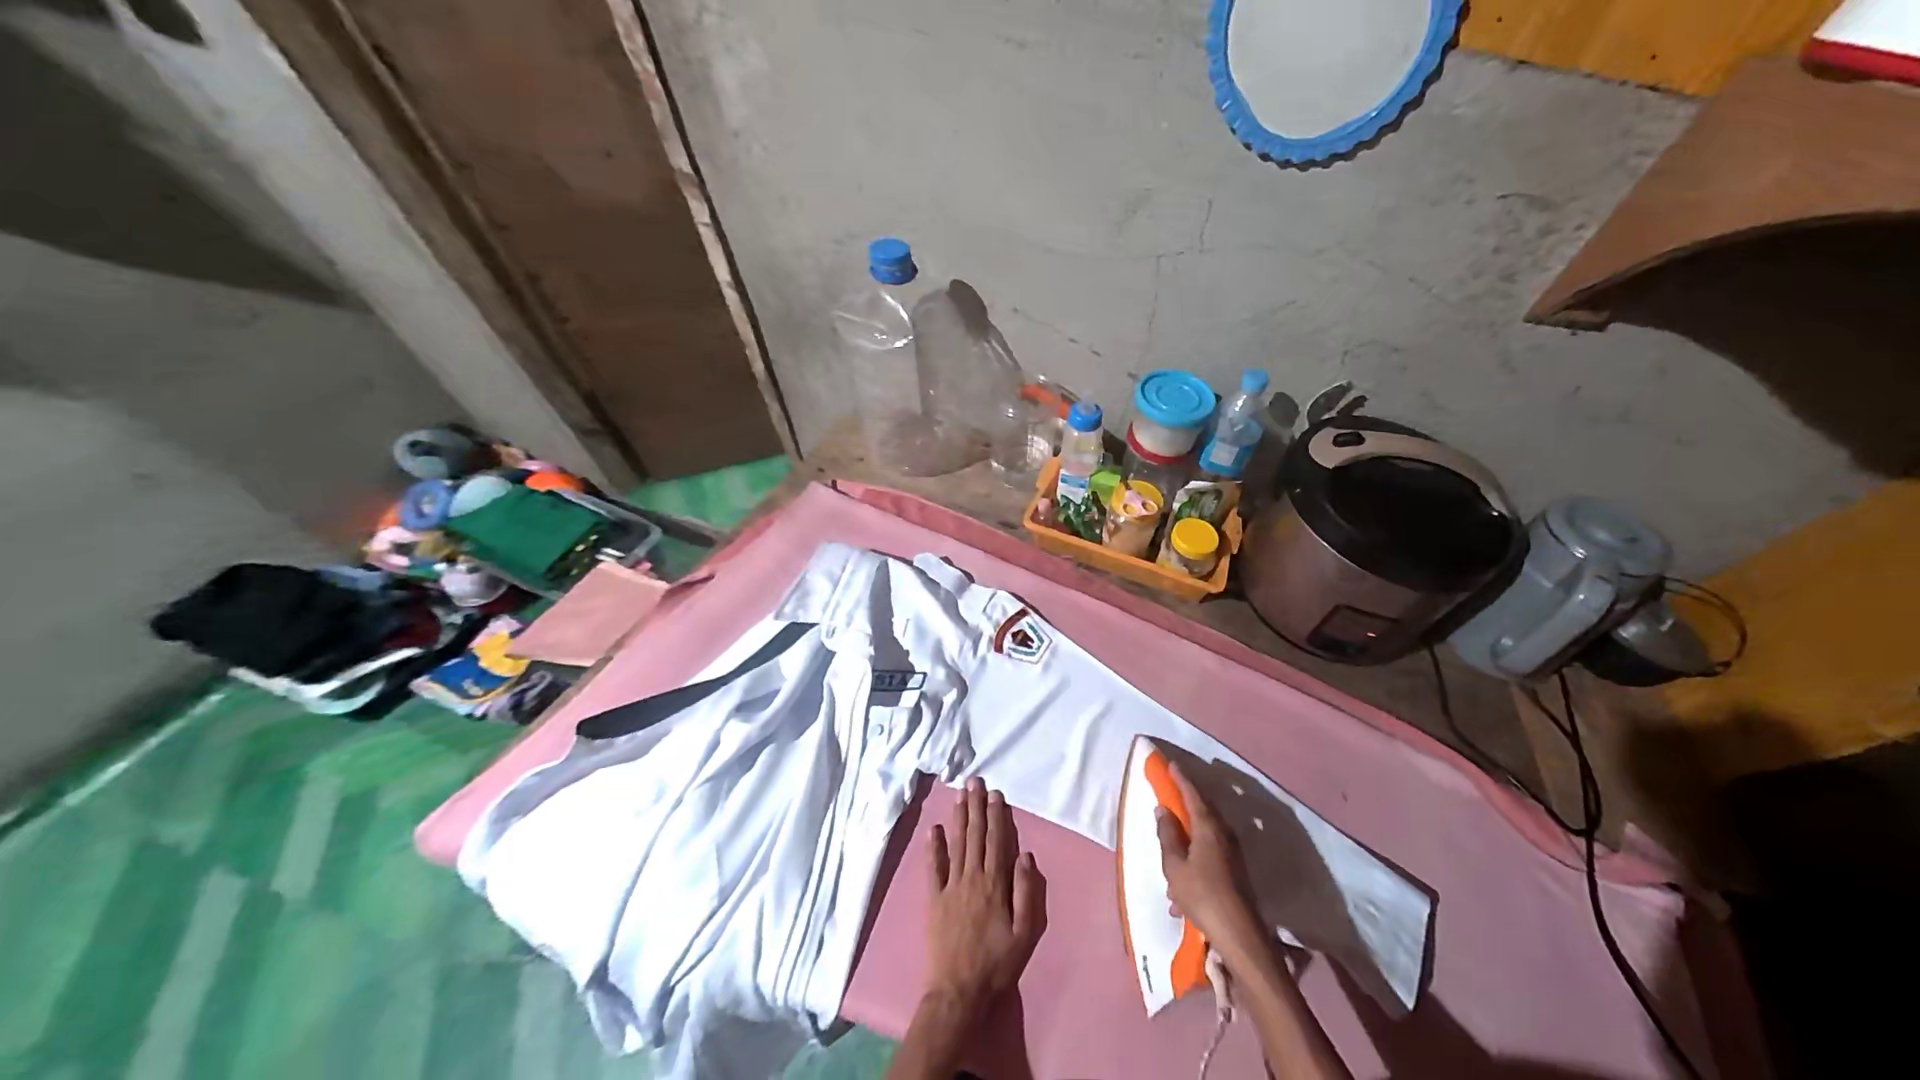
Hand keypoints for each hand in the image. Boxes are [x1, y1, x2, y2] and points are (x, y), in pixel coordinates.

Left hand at [924, 778, 1047, 1009]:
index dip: (996, 816)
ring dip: (958, 818)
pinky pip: (933, 867)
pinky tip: (933, 829)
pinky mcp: (934, 899)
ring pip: (956, 844)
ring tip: (959, 795)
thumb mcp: (1025, 933)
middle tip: (975, 781)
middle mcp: (971, 878)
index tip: (995, 793)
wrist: (959, 989)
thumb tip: (1025, 854)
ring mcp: (950, 886)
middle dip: (976, 806)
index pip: (996, 841)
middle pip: (975, 835)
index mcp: (995, 884)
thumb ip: (1027, 892)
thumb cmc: (998, 963)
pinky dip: (933, 847)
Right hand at [1157, 761, 1262, 954]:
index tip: (1170, 764)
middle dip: (1186, 801)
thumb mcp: (1175, 865)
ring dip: (1187, 836)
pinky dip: (1193, 857)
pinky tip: (1179, 889)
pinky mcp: (1235, 869)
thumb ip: (1168, 835)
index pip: (1193, 794)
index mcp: (1209, 827)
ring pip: (1205, 833)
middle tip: (1170, 791)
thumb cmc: (1202, 895)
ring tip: (1169, 850)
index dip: (1181, 778)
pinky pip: (1209, 852)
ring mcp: (1233, 852)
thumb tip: (1163, 810)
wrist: (1241, 935)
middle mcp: (1225, 834)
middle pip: (1203, 810)